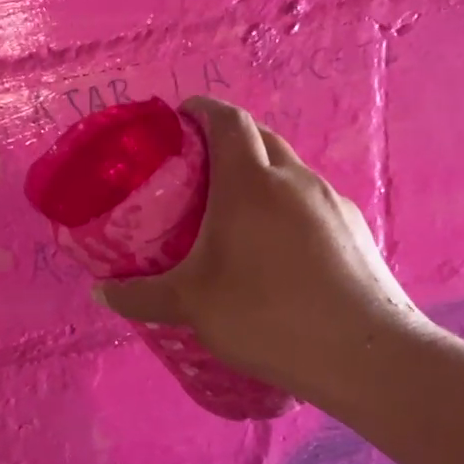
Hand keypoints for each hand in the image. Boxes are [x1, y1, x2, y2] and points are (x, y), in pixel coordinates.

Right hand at [95, 96, 425, 396]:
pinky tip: (268, 248)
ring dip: (256, 174)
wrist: (362, 353)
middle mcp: (295, 180)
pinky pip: (307, 202)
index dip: (201, 110)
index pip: (228, 120)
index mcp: (250, 183)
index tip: (177, 118)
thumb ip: (137, 296)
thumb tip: (100, 293)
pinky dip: (281, 206)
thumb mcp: (186, 305)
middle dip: (226, 139)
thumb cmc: (264, 314)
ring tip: (226, 211)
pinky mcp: (355, 231)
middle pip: (260, 137)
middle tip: (190, 167)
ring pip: (288, 170)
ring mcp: (332, 203)